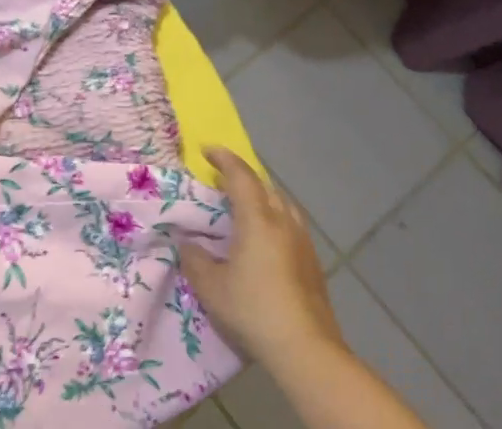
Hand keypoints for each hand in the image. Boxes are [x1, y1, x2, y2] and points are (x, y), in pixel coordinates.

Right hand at [182, 146, 344, 371]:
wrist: (306, 350)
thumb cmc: (253, 309)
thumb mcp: (210, 285)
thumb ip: (195, 259)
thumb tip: (188, 243)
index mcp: (258, 220)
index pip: (241, 176)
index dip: (224, 159)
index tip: (206, 151)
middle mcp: (284, 224)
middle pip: (266, 188)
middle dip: (243, 178)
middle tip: (221, 182)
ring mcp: (303, 244)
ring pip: (283, 206)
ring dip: (262, 199)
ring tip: (244, 208)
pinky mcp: (313, 265)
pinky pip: (291, 226)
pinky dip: (274, 220)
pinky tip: (264, 240)